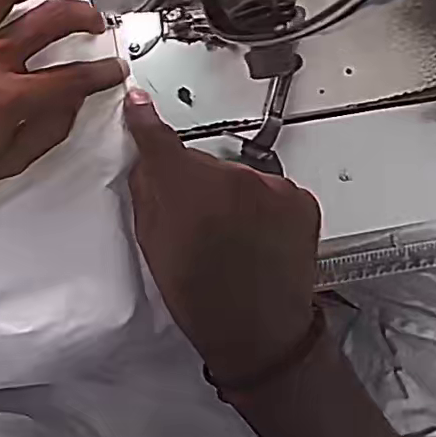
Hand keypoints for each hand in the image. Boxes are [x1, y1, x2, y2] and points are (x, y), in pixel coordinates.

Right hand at [125, 89, 321, 380]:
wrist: (258, 333)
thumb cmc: (203, 299)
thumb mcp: (153, 246)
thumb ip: (146, 195)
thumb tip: (145, 165)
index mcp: (185, 189)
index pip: (157, 140)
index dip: (143, 120)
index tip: (137, 104)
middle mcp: (230, 178)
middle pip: (199, 162)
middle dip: (193, 181)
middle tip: (195, 221)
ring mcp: (269, 186)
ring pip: (235, 174)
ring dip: (229, 194)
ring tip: (229, 235)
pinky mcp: (297, 197)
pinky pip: (266, 187)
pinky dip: (258, 203)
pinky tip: (253, 235)